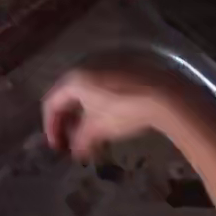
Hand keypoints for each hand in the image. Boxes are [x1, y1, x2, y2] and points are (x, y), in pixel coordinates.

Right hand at [42, 60, 201, 160]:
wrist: (164, 95)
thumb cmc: (124, 111)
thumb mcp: (98, 130)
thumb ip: (80, 141)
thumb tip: (76, 152)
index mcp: (74, 79)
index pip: (51, 103)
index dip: (51, 128)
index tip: (58, 147)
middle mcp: (87, 66)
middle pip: (68, 95)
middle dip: (67, 121)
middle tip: (71, 141)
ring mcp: (108, 63)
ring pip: (87, 91)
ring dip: (84, 113)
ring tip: (90, 134)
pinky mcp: (127, 66)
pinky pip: (104, 86)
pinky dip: (100, 104)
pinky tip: (110, 119)